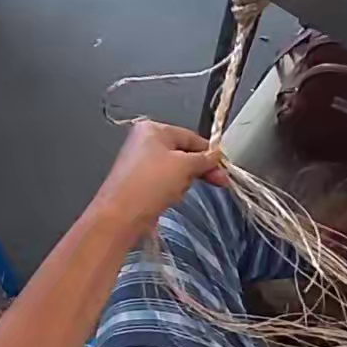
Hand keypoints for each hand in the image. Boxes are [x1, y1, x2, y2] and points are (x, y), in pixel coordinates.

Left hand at [88, 120, 225, 234]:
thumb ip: (204, 159)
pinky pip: (164, 184)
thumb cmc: (150, 184)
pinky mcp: (139, 184)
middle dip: (197, 169)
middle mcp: (144, 143)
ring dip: (183, 182)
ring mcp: (140, 164)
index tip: (224, 167)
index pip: (190, 136)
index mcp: (152, 130)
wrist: (121, 216)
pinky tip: (168, 199)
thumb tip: (217, 156)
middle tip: (216, 181)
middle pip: (184, 153)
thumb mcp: (185, 165)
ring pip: (176, 171)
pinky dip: (170, 191)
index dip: (209, 152)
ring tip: (175, 191)